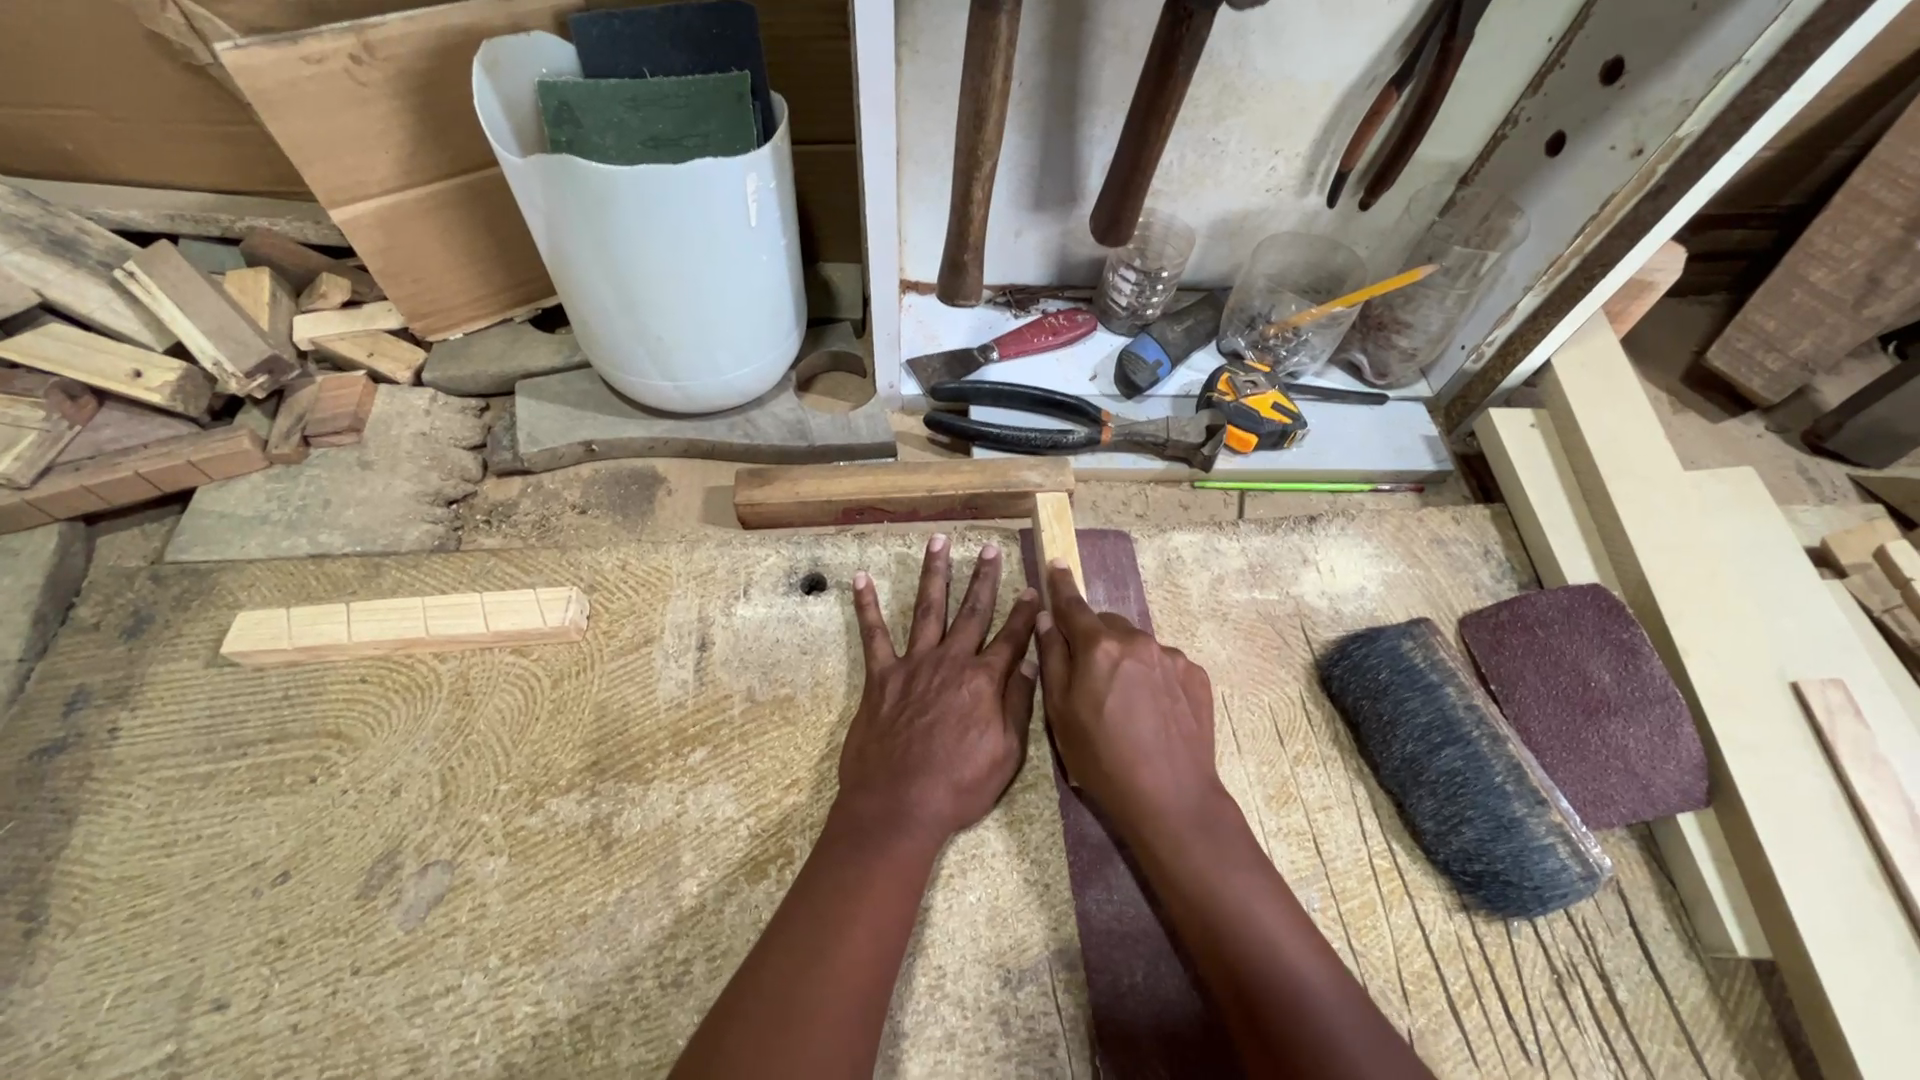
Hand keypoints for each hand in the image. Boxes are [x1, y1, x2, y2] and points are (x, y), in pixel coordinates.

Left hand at [838, 535, 1041, 845]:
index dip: (1024, 613)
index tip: (1032, 589)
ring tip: (939, 542)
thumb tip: (1031, 664)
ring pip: (927, 609)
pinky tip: (861, 578)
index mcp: (985, 681)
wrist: (898, 805)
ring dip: (935, 574)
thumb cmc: (958, 787)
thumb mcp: (1007, 754)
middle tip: (989, 549)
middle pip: (972, 612)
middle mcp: (951, 663)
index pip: (1011, 638)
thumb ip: (1018, 705)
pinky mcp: (881, 678)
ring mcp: (913, 666)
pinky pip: (873, 634)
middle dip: (984, 578)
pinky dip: (867, 606)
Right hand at [1035, 561, 1225, 841]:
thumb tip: (1046, 619)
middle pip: (1107, 625)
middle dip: (1093, 640)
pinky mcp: (1195, 676)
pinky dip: (1152, 678)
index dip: (1061, 585)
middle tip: (1087, 678)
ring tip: (1123, 705)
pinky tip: (1151, 713)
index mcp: (1098, 646)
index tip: (1056, 563)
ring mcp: (1171, 657)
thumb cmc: (1101, 759)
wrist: (1169, 796)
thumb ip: (1052, 659)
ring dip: (1124, 661)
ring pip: (1136, 646)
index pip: (1073, 605)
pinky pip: (1163, 665)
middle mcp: (1137, 640)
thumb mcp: (1060, 713)